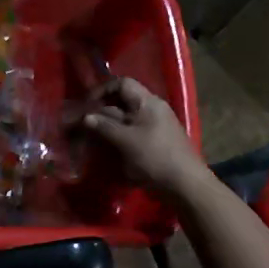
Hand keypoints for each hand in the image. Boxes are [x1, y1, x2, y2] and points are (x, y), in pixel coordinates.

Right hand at [81, 78, 211, 199]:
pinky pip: (132, 133)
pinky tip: (107, 149)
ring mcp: (154, 126)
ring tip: (91, 138)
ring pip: (125, 120)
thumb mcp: (126, 141)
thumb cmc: (155, 157)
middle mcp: (152, 109)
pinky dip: (118, 138)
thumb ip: (105, 127)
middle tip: (83, 124)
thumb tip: (86, 117)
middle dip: (102, 112)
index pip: (122, 84)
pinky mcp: (154, 142)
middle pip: (122, 102)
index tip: (87, 105)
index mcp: (147, 102)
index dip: (103, 90)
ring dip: (108, 127)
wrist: (184, 184)